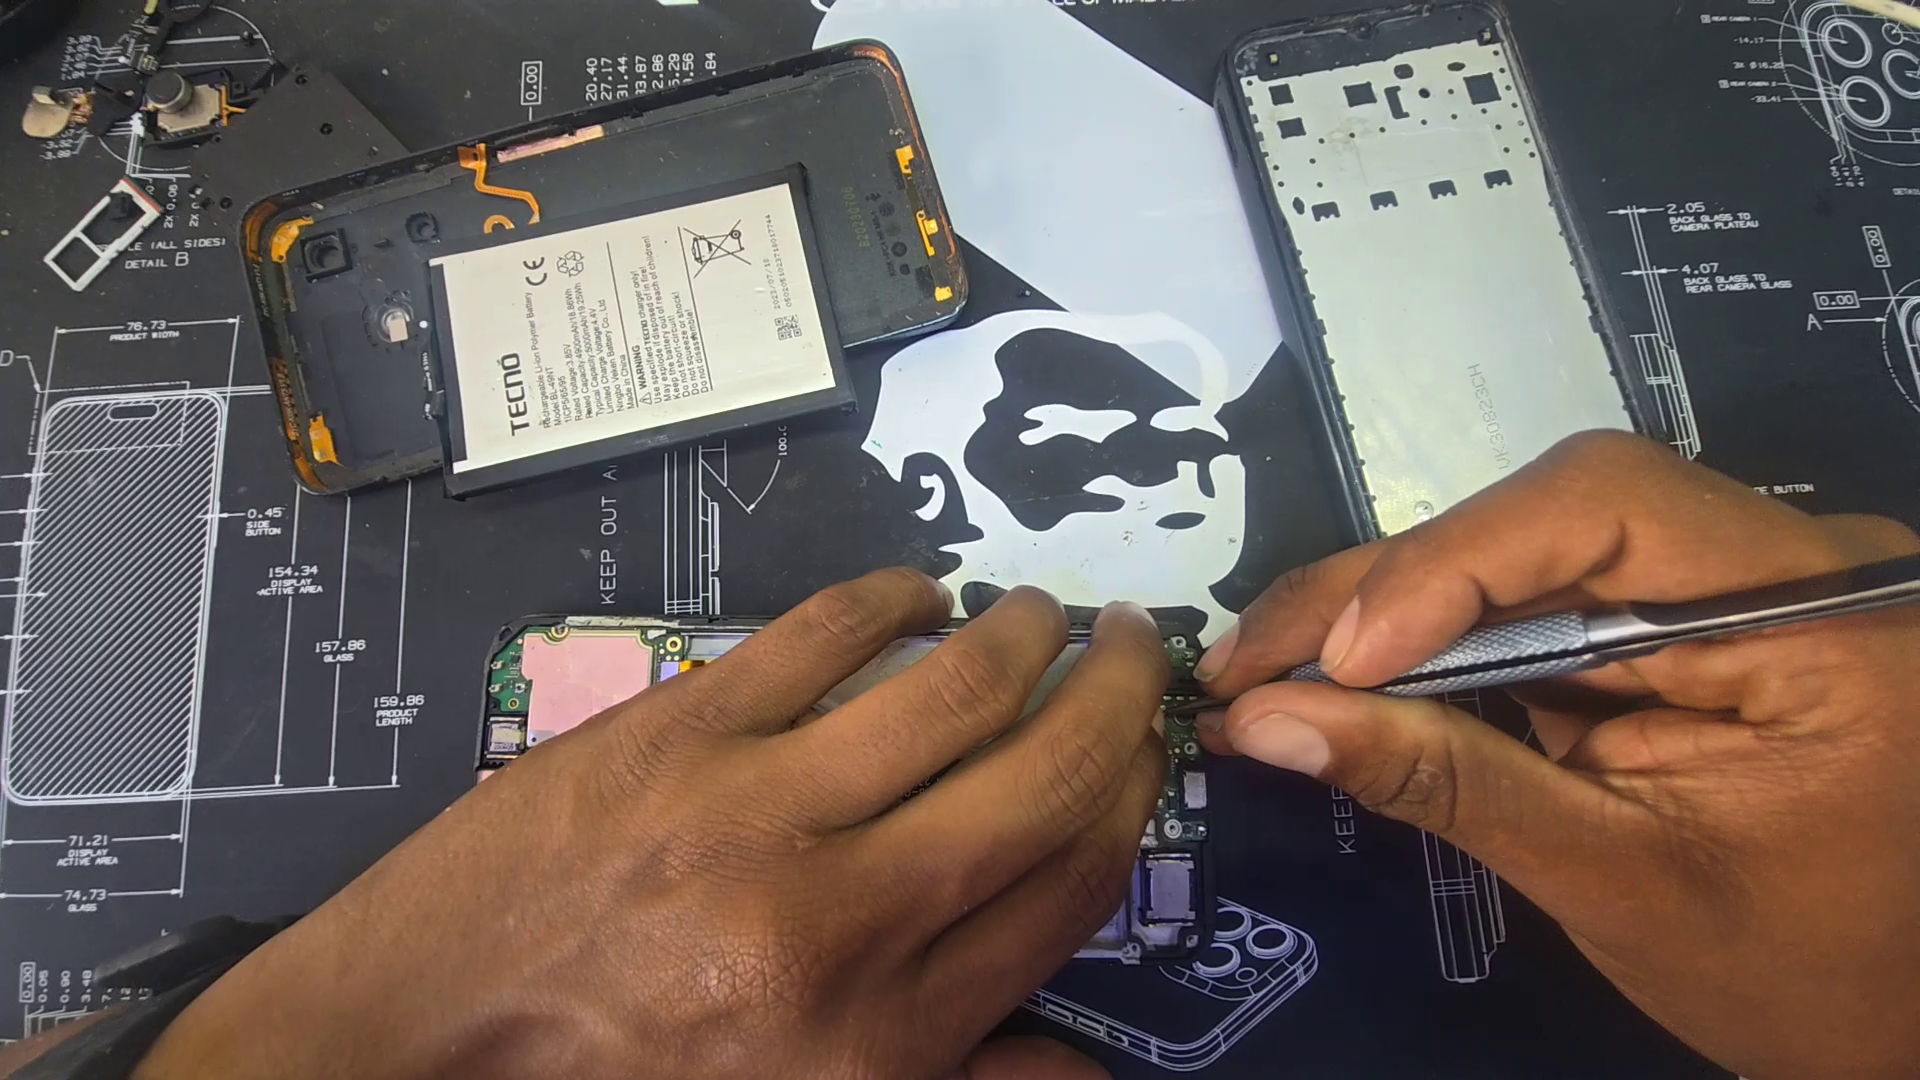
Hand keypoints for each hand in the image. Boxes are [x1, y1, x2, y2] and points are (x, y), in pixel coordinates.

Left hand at [133, 570, 1165, 1079]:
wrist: (406, 1061)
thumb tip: (1092, 1059)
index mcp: (885, 1033)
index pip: (1065, 882)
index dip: (1125, 793)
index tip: (1138, 739)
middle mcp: (841, 919)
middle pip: (1036, 776)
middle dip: (1112, 694)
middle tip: (1130, 642)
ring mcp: (754, 809)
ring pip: (947, 689)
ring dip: (1021, 633)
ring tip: (1042, 611)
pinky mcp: (678, 730)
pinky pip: (820, 633)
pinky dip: (891, 597)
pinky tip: (922, 594)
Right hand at [1194, 432, 1919, 1079]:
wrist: (1898, 1023)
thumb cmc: (1805, 978)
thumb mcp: (1614, 881)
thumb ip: (1438, 781)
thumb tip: (1260, 722)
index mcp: (1813, 613)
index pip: (1599, 505)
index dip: (1448, 563)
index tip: (1347, 661)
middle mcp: (1744, 561)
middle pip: (1509, 525)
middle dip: (1360, 595)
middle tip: (1244, 663)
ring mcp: (1674, 586)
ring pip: (1475, 558)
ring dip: (1350, 615)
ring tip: (1255, 670)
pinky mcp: (1616, 621)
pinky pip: (1480, 603)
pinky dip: (1387, 643)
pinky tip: (1315, 673)